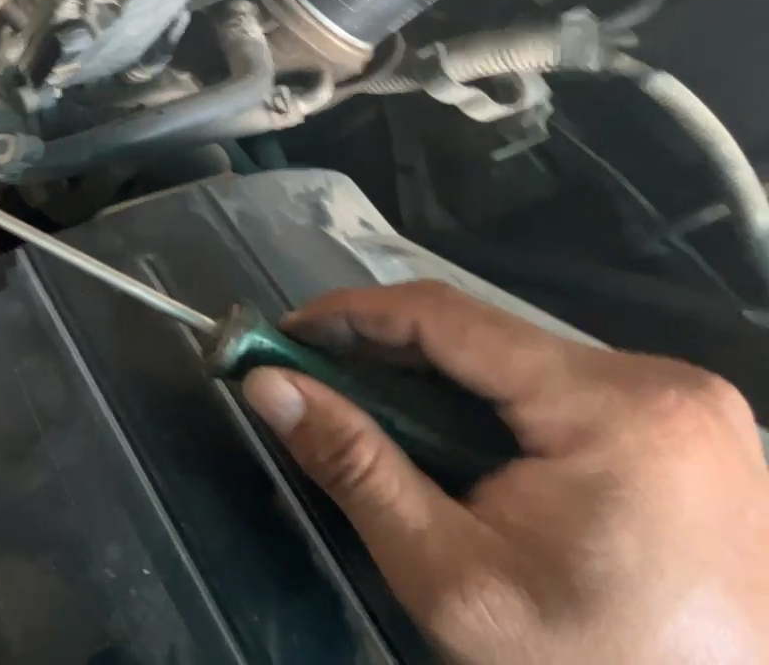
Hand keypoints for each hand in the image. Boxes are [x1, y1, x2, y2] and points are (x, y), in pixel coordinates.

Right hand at [241, 282, 768, 664]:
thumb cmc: (584, 662)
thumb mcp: (447, 574)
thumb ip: (353, 466)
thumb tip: (263, 383)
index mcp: (614, 406)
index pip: (444, 314)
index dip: (345, 313)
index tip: (279, 337)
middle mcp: (658, 384)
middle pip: (475, 331)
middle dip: (378, 351)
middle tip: (309, 382)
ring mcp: (679, 406)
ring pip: (505, 354)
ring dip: (421, 377)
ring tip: (362, 415)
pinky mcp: (680, 431)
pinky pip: (544, 384)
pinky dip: (472, 400)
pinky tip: (437, 439)